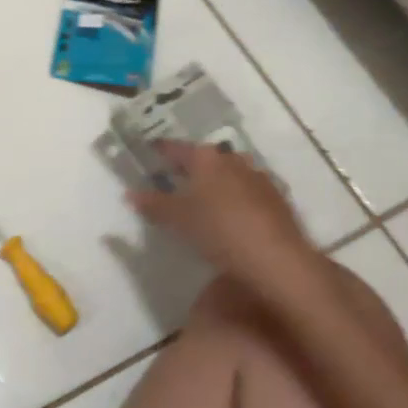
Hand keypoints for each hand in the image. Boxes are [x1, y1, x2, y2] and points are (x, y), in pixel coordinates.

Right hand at [127, 140, 322, 283]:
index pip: (177, 148)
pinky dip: (235, 198)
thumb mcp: (179, 220)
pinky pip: (248, 192)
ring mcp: (259, 178)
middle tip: (174, 180)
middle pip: (206, 159)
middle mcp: (233, 160)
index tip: (150, 151)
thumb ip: (154, 204)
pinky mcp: (277, 200)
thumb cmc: (220, 230)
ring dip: (215, 183)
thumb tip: (130, 193)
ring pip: (230, 174)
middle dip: (191, 168)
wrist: (277, 259)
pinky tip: (230, 216)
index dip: (161, 150)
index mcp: (207, 158)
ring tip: (202, 200)